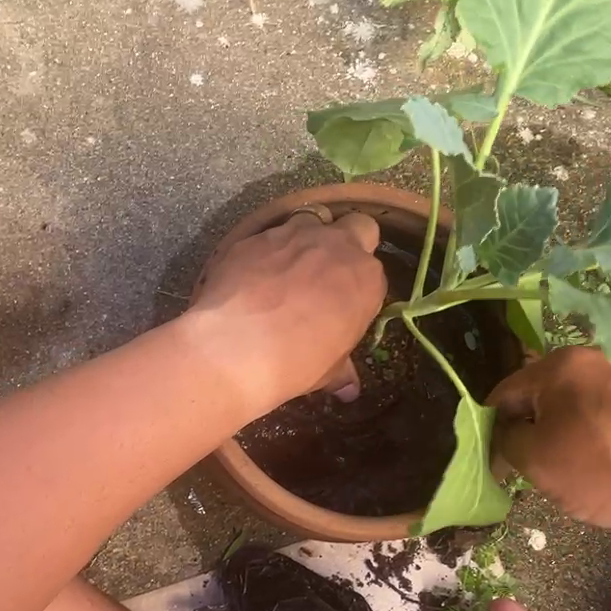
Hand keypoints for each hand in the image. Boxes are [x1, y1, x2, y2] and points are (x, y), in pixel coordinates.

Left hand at [186, 207, 386, 412]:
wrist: (237, 346)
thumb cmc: (296, 362)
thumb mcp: (327, 372)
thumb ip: (341, 371)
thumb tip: (349, 391)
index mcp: (366, 278)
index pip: (373, 274)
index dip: (358, 287)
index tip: (344, 305)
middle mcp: (336, 246)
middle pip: (357, 226)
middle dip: (348, 242)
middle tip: (328, 272)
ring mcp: (294, 234)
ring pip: (312, 219)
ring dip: (306, 238)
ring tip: (288, 269)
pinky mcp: (255, 236)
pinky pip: (268, 235)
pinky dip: (266, 251)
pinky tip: (252, 275)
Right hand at [486, 347, 610, 535]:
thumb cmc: (604, 470)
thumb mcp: (535, 461)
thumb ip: (505, 439)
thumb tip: (506, 431)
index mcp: (561, 363)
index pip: (505, 393)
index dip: (493, 428)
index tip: (497, 459)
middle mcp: (597, 353)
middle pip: (544, 391)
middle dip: (533, 424)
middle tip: (535, 461)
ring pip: (579, 397)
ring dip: (567, 423)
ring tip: (574, 459)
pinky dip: (600, 424)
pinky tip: (607, 451)